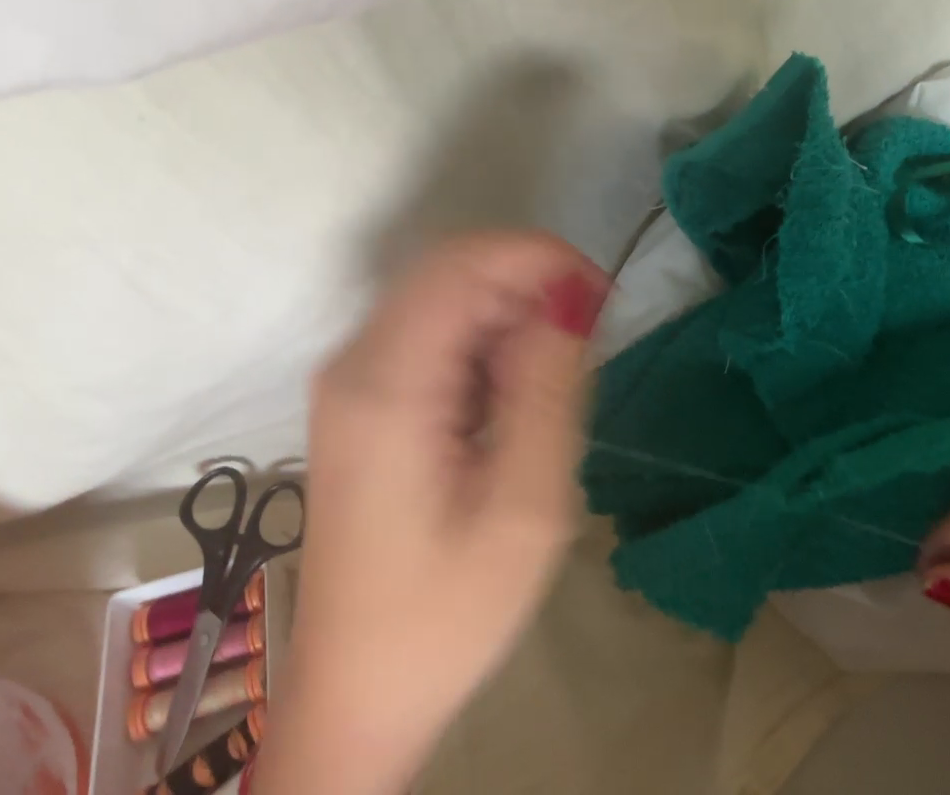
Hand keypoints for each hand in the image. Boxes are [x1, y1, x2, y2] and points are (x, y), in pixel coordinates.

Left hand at [261, 232, 606, 794]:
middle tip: (586, 349)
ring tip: (548, 395)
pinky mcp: (356, 406)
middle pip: (449, 273)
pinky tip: (505, 408)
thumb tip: (568, 296)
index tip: (603, 299)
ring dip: (507, 323)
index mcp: (387, 383)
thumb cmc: (446, 614)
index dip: (542, 259)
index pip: (466, 263)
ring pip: (440, 301)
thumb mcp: (524, 506)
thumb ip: (547, 387)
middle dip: (528, 289)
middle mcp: (352, 363)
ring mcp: (346, 383)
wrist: (358, 691)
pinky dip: (479, 350)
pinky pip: (425, 340)